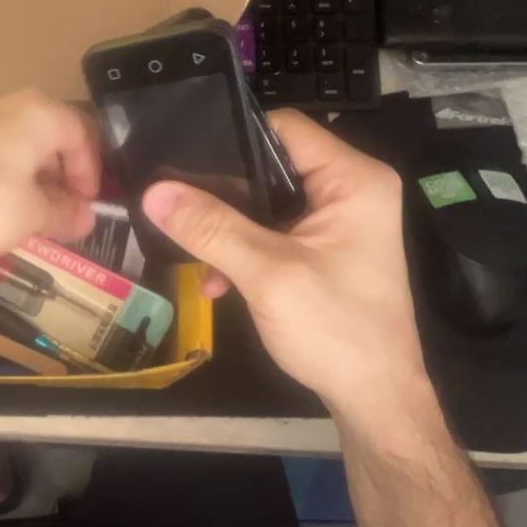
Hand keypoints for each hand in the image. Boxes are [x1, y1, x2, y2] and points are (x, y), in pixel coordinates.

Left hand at [0, 89, 99, 287]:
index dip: (91, 173)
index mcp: (35, 112)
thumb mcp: (30, 217)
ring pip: (18, 145)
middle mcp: (3, 103)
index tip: (88, 206)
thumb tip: (88, 216)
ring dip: (33, 179)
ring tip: (32, 216)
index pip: (82, 134)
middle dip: (62, 175)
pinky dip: (3, 178)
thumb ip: (65, 213)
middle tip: (64, 212)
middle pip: (50, 135)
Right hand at [140, 109, 425, 419]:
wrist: (373, 398)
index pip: (284, 129)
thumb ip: (210, 228)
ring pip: (263, 205)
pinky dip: (240, 253)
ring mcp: (335, 223)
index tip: (177, 157)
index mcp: (352, 180)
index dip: (230, 137)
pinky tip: (214, 282)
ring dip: (224, 230)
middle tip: (169, 204)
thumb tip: (152, 191)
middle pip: (269, 167)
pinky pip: (270, 235)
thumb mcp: (267, 275)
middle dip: (218, 193)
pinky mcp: (321, 252)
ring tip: (187, 251)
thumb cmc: (335, 329)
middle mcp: (348, 191)